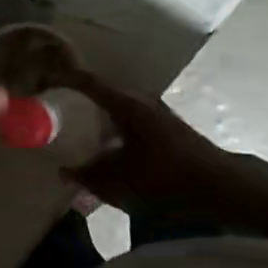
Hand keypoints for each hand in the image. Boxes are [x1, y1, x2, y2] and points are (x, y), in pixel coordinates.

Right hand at [56, 69, 234, 217]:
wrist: (220, 188)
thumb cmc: (164, 180)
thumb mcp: (118, 183)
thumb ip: (88, 175)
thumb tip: (64, 170)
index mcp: (127, 106)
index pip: (90, 83)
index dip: (67, 80)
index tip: (48, 80)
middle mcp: (142, 102)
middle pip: (105, 96)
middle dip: (82, 103)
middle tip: (59, 112)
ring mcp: (159, 115)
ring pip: (121, 112)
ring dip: (102, 121)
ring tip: (82, 135)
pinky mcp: (169, 130)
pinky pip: (134, 124)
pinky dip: (118, 132)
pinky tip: (112, 152)